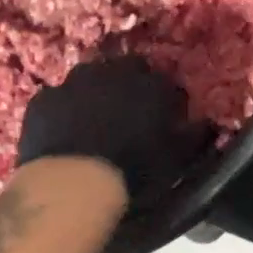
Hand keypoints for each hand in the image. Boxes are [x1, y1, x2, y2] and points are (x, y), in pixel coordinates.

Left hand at [17, 57, 208, 203]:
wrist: (73, 183)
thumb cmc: (136, 170)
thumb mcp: (179, 158)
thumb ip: (197, 135)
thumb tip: (210, 123)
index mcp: (151, 84)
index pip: (166, 81)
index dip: (167, 98)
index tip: (168, 117)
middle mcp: (113, 73)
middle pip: (127, 68)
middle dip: (132, 84)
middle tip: (133, 112)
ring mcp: (73, 83)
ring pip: (90, 77)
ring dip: (97, 90)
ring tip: (99, 119)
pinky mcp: (43, 99)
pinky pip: (59, 98)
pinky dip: (66, 109)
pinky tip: (68, 131)